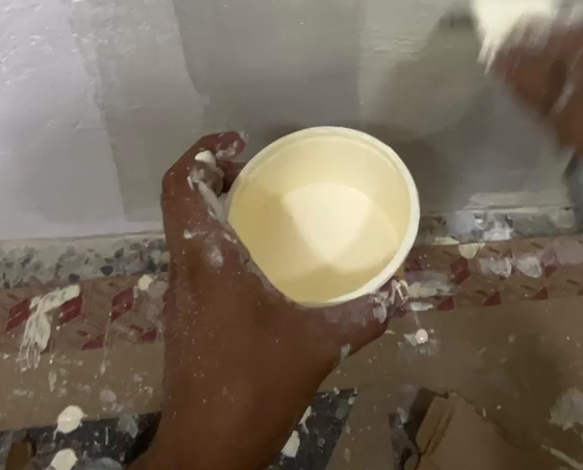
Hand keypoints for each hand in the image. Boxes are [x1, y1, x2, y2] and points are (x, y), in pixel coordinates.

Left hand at [136, 133, 393, 469]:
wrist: (205, 452)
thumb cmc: (253, 387)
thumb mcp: (318, 347)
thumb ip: (364, 315)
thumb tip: (402, 289)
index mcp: (207, 260)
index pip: (179, 186)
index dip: (201, 153)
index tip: (238, 143)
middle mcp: (186, 267)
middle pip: (181, 200)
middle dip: (212, 172)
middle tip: (254, 167)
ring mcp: (181, 292)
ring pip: (185, 228)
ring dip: (213, 204)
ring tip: (258, 201)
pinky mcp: (186, 315)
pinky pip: (194, 254)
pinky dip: (217, 236)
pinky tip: (256, 255)